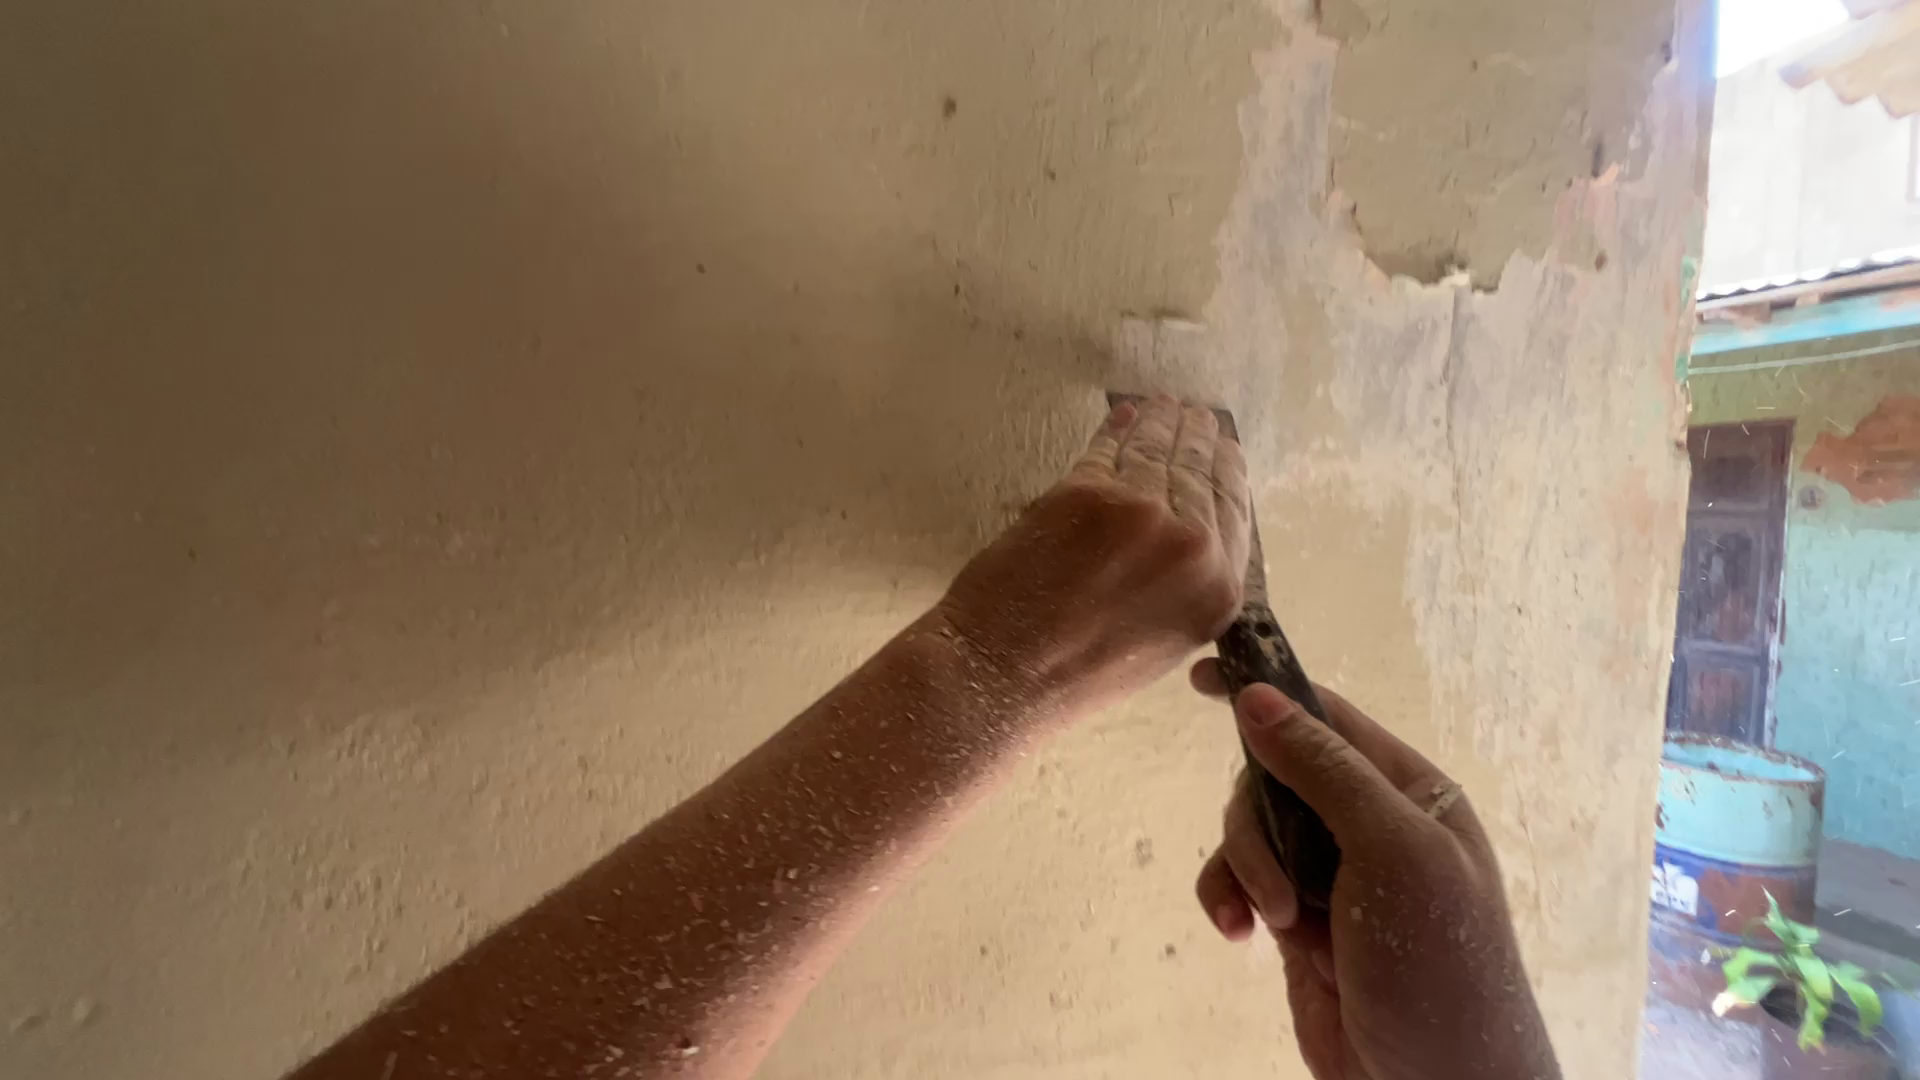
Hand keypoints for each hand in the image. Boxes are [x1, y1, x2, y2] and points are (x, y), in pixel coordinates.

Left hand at [936, 394, 1251, 715]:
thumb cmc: (1074, 674)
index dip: (1227, 472)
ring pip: (1156, 452)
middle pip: (1200, 472)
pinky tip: (1124, 416)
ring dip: (1160, 423)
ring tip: (1165, 406)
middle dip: (1198, 438)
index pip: (1234, 511)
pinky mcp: (1087, 493)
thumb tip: (1187, 529)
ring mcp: (1140, 513)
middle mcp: (1191, 546)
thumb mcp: (1158, 641)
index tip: (1224, 447)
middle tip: (1195, 414)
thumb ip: (1184, 584)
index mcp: (1216, 593)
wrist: (1003, 675)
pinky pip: (1107, 449)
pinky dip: (1116, 430)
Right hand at [1190, 669, 1560, 1079]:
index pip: (1323, 714)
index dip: (1265, 692)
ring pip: (1246, 827)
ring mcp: (1324, 867)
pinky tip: (1239, 933)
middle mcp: (1361, 820)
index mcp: (1402, 790)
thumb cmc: (1435, 966)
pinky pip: (1235, 877)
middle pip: (1269, 775)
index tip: (1202, 679)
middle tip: (1278, 883)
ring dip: (1247, 871)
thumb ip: (1323, 769)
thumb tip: (1255, 696)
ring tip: (1274, 923)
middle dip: (1256, 825)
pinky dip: (1227, 897)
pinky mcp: (1290, 911)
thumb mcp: (1392, 853)